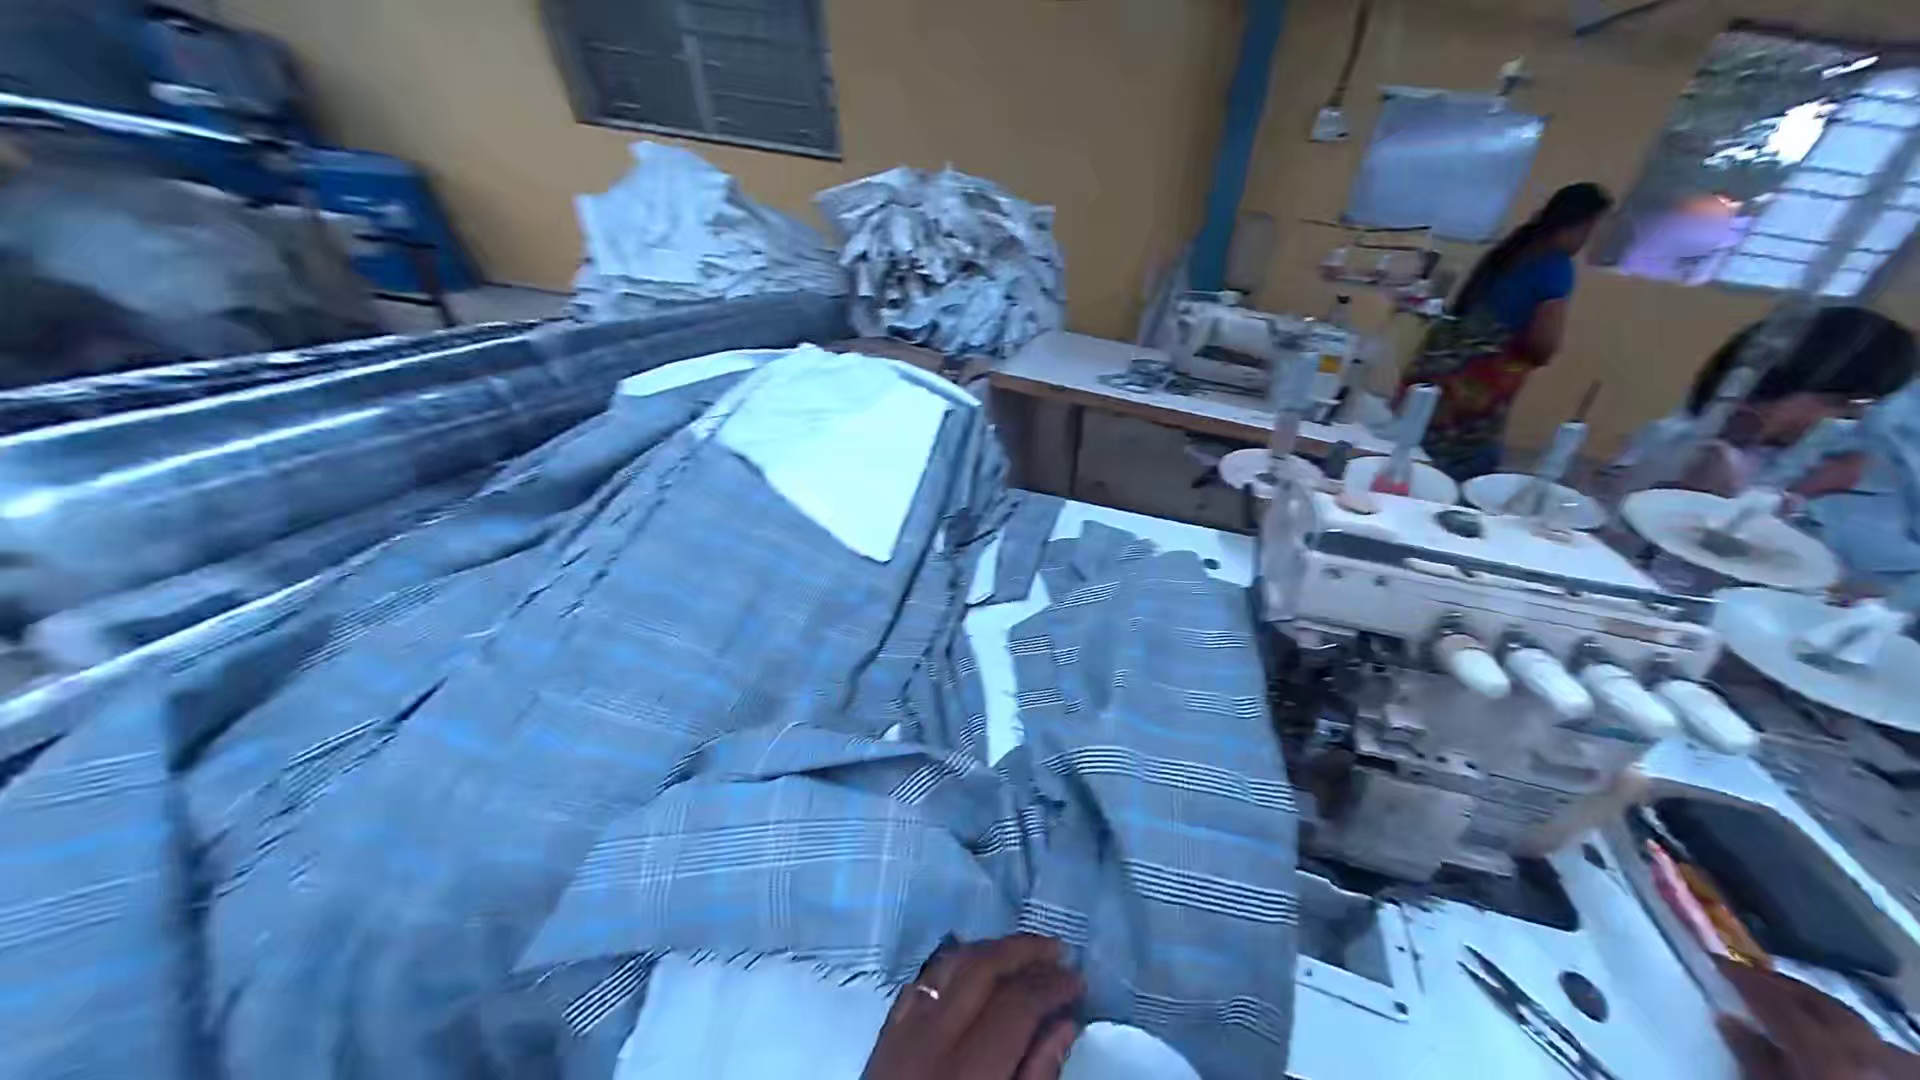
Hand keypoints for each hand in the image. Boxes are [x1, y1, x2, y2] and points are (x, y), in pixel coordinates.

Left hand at [861, 934, 1084, 1079]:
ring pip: (952, 963)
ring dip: (992, 950)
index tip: (1077, 979)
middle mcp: (932, 1039)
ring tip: (1024, 952)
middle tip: (1058, 951)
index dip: (1052, 986)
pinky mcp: (887, 1032)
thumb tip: (1066, 1023)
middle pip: (982, 969)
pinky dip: (956, 964)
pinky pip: (925, 979)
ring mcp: (904, 1031)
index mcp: (968, 1073)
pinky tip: (976, 967)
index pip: (1016, 1005)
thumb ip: (1038, 1076)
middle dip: (1024, 951)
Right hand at [1715, 957, 1919, 1078]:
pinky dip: (1866, 1043)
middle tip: (1753, 977)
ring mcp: (1904, 1074)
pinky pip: (1894, 1056)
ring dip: (1827, 1012)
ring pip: (1865, 1029)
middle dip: (1787, 987)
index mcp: (1827, 1055)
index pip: (1776, 1000)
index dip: (1743, 978)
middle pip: (1826, 1006)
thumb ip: (1754, 1060)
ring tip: (1800, 1010)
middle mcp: (1872, 1056)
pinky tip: (1853, 1051)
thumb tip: (1730, 1020)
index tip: (1715, 963)